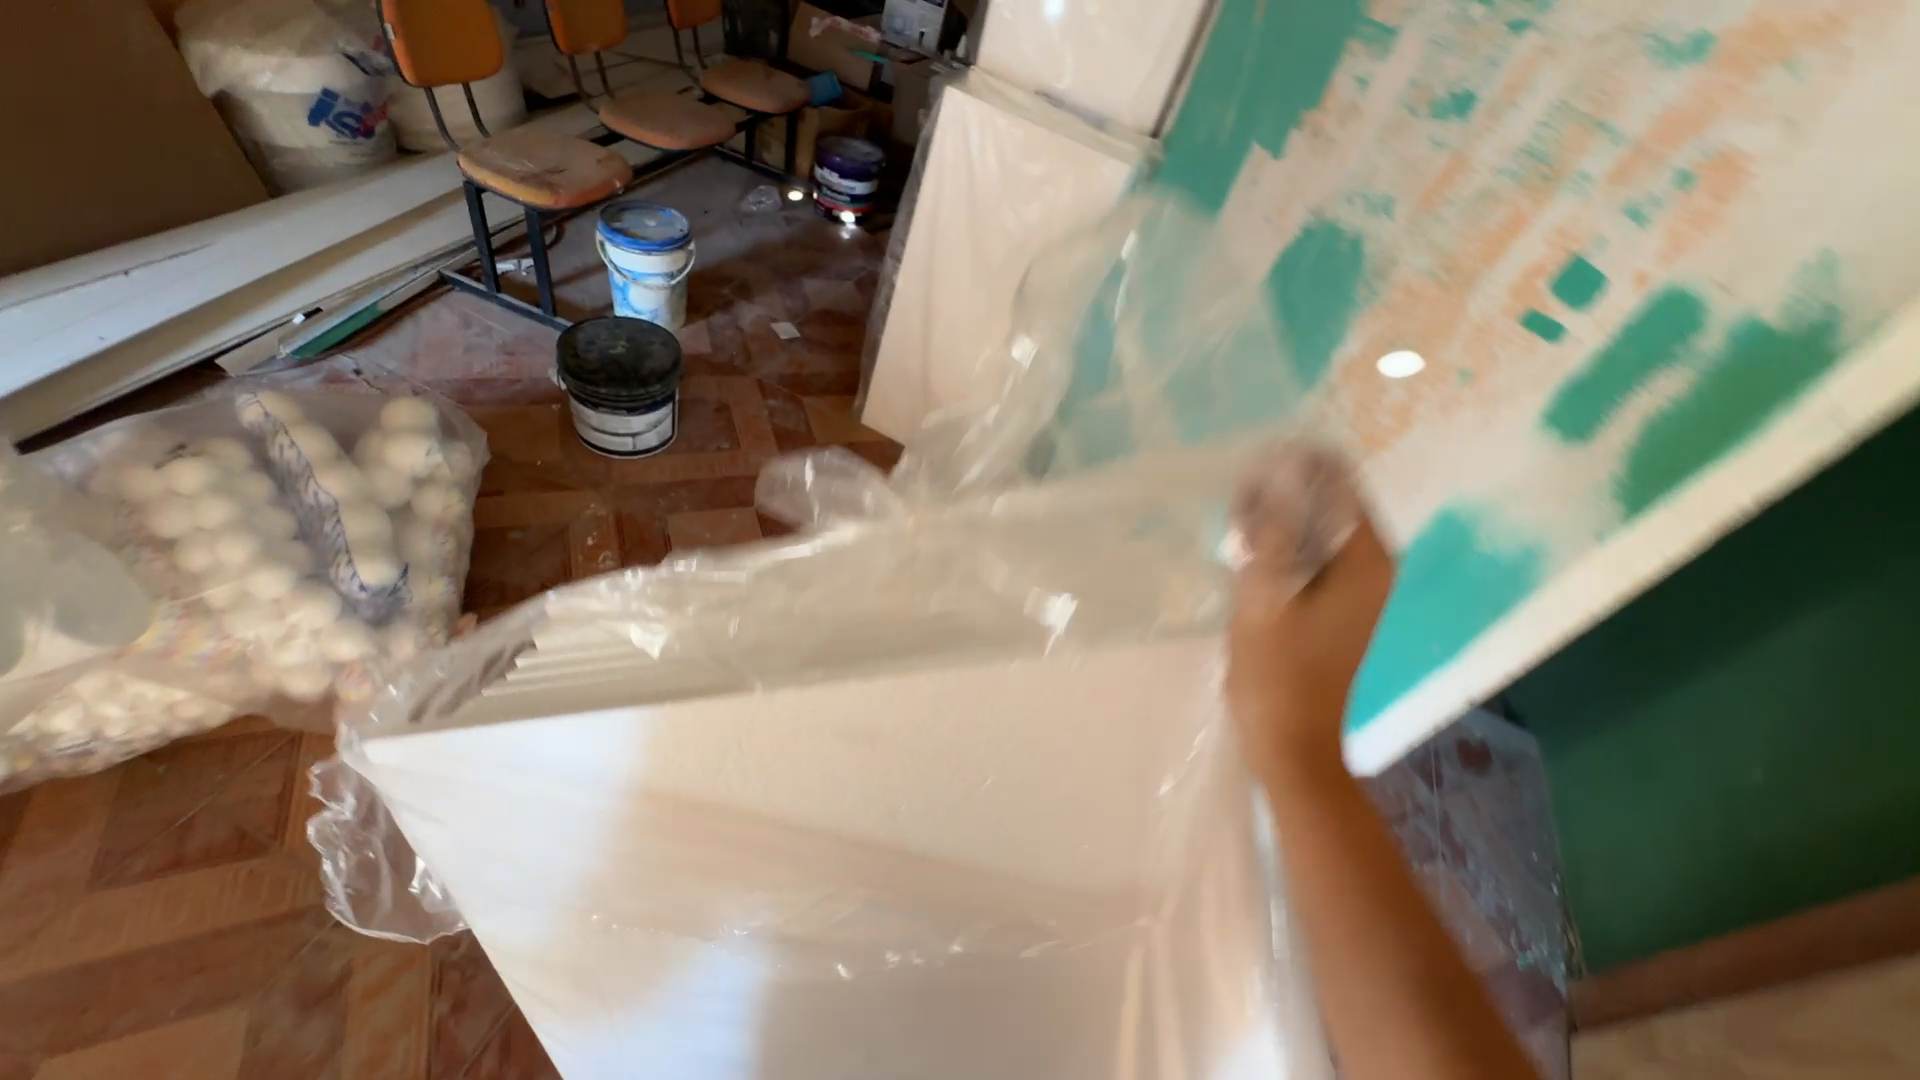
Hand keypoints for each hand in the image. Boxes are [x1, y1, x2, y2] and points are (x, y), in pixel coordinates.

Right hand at [1225, 446, 1395, 778]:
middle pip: (1328, 504)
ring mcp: (1356, 588)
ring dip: (1277, 521)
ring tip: (1234, 525)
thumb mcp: (1266, 593)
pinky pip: (1310, 556)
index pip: (1337, 483)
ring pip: (1315, 530)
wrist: (1289, 740)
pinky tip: (1246, 555)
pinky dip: (1281, 548)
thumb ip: (1274, 530)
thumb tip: (1274, 474)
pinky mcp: (1336, 605)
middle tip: (1234, 503)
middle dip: (1282, 493)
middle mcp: (1372, 566)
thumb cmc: (1277, 670)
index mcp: (1366, 559)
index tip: (1248, 470)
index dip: (1294, 468)